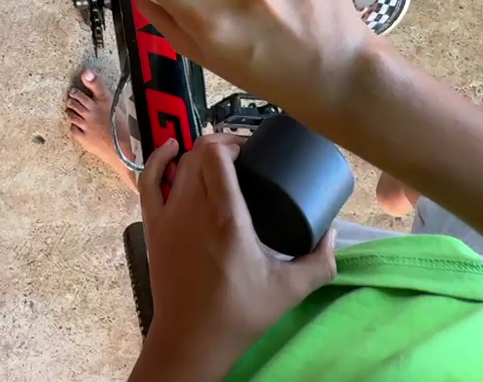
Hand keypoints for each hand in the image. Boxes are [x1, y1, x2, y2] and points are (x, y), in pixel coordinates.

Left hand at [129, 135, 336, 381]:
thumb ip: (319, 262)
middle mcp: (193, 207)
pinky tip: (171, 150)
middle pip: (200, 153)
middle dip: (221, 146)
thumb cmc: (240, 312)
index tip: (252, 150)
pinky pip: (149, 180)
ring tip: (219, 159)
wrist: (192, 339)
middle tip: (243, 157)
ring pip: (180, 164)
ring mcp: (169, 214)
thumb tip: (333, 233)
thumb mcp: (289, 289)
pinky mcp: (154, 224)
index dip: (232, 142)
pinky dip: (159, 159)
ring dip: (198, 154)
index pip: (217, 155)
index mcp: (226, 216)